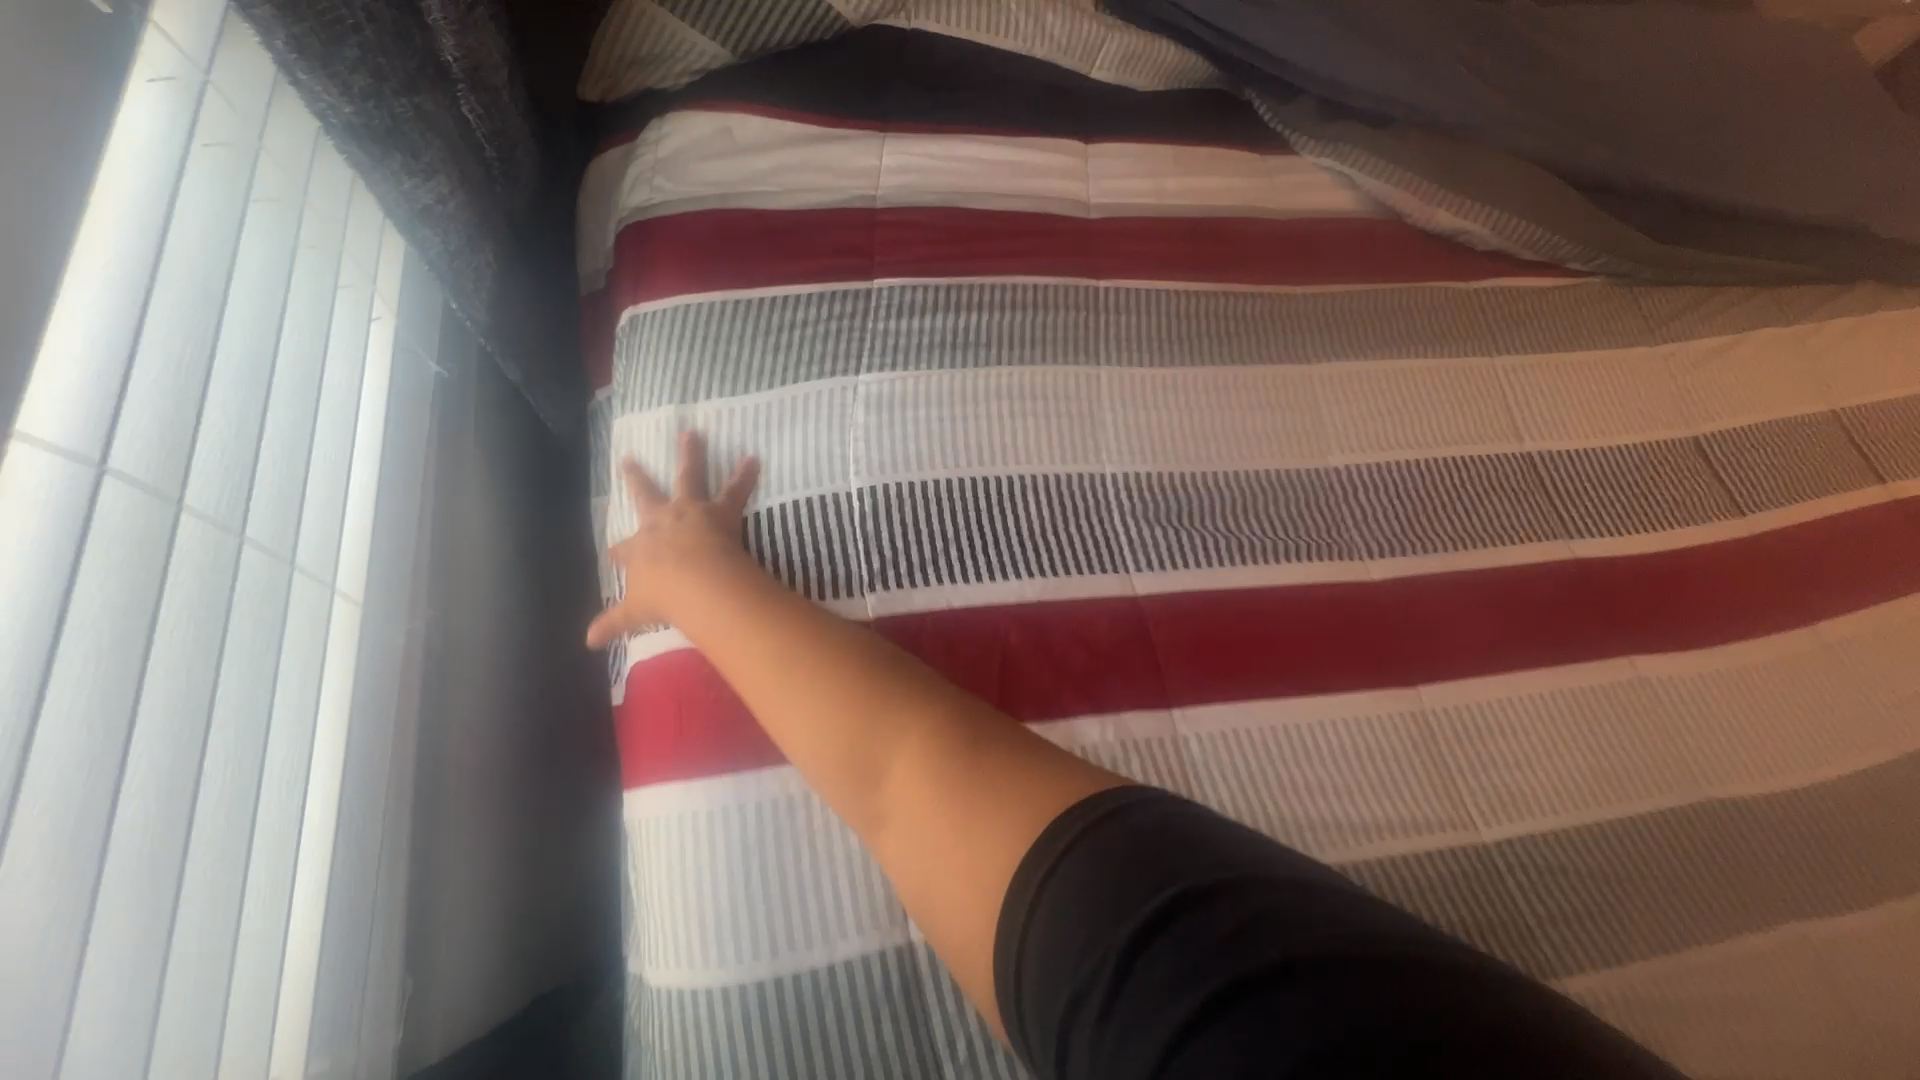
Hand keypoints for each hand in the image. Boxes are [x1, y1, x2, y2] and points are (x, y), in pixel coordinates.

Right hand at [585, 431, 759, 648]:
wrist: (696, 583)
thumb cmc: (664, 598)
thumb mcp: (634, 613)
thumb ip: (612, 624)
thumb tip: (587, 643)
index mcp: (638, 549)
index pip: (622, 551)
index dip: (618, 553)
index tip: (613, 554)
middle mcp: (660, 522)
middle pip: (645, 494)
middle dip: (636, 478)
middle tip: (628, 458)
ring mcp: (690, 511)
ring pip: (689, 476)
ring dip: (689, 454)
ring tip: (693, 433)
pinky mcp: (720, 511)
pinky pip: (735, 489)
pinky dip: (746, 474)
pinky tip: (754, 459)